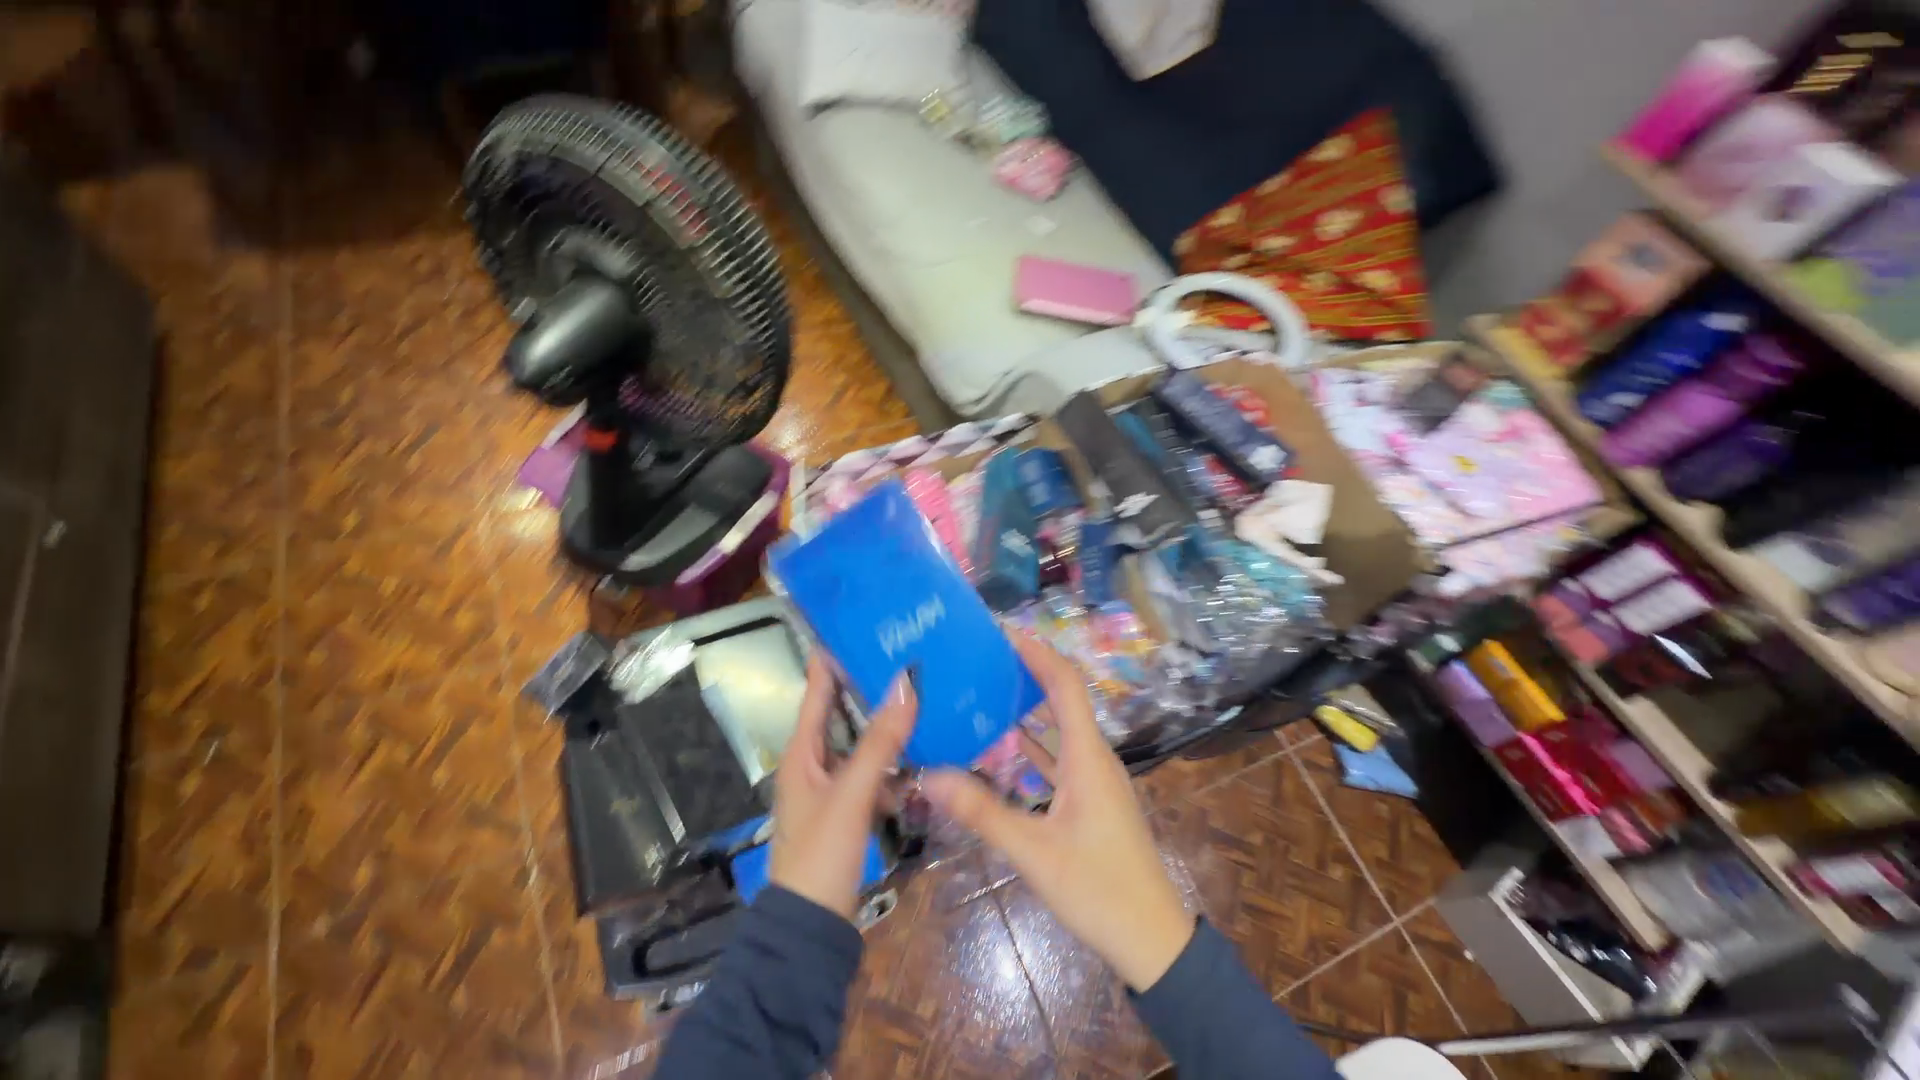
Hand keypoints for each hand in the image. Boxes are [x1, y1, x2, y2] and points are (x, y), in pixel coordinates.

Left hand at [768, 657, 915, 918]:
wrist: (812, 925)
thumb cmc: (822, 853)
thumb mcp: (852, 794)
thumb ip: (880, 742)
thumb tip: (906, 684)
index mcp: (802, 752)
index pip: (816, 691)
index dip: (833, 658)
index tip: (861, 625)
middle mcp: (813, 763)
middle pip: (843, 716)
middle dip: (872, 690)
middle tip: (907, 658)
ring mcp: (831, 789)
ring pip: (863, 747)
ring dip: (888, 730)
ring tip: (923, 700)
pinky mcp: (849, 811)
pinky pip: (874, 777)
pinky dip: (894, 768)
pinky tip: (921, 761)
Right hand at [923, 634, 1194, 990]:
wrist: (1152, 939)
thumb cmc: (1099, 890)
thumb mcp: (1034, 853)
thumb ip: (983, 813)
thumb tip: (931, 775)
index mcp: (1088, 758)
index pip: (1065, 686)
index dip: (1037, 654)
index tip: (1003, 631)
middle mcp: (1095, 760)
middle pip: (1062, 701)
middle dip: (1026, 674)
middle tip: (981, 659)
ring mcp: (1095, 783)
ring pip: (1060, 732)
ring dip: (1028, 710)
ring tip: (984, 693)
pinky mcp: (1091, 804)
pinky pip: (1059, 761)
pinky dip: (1033, 748)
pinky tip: (1002, 748)